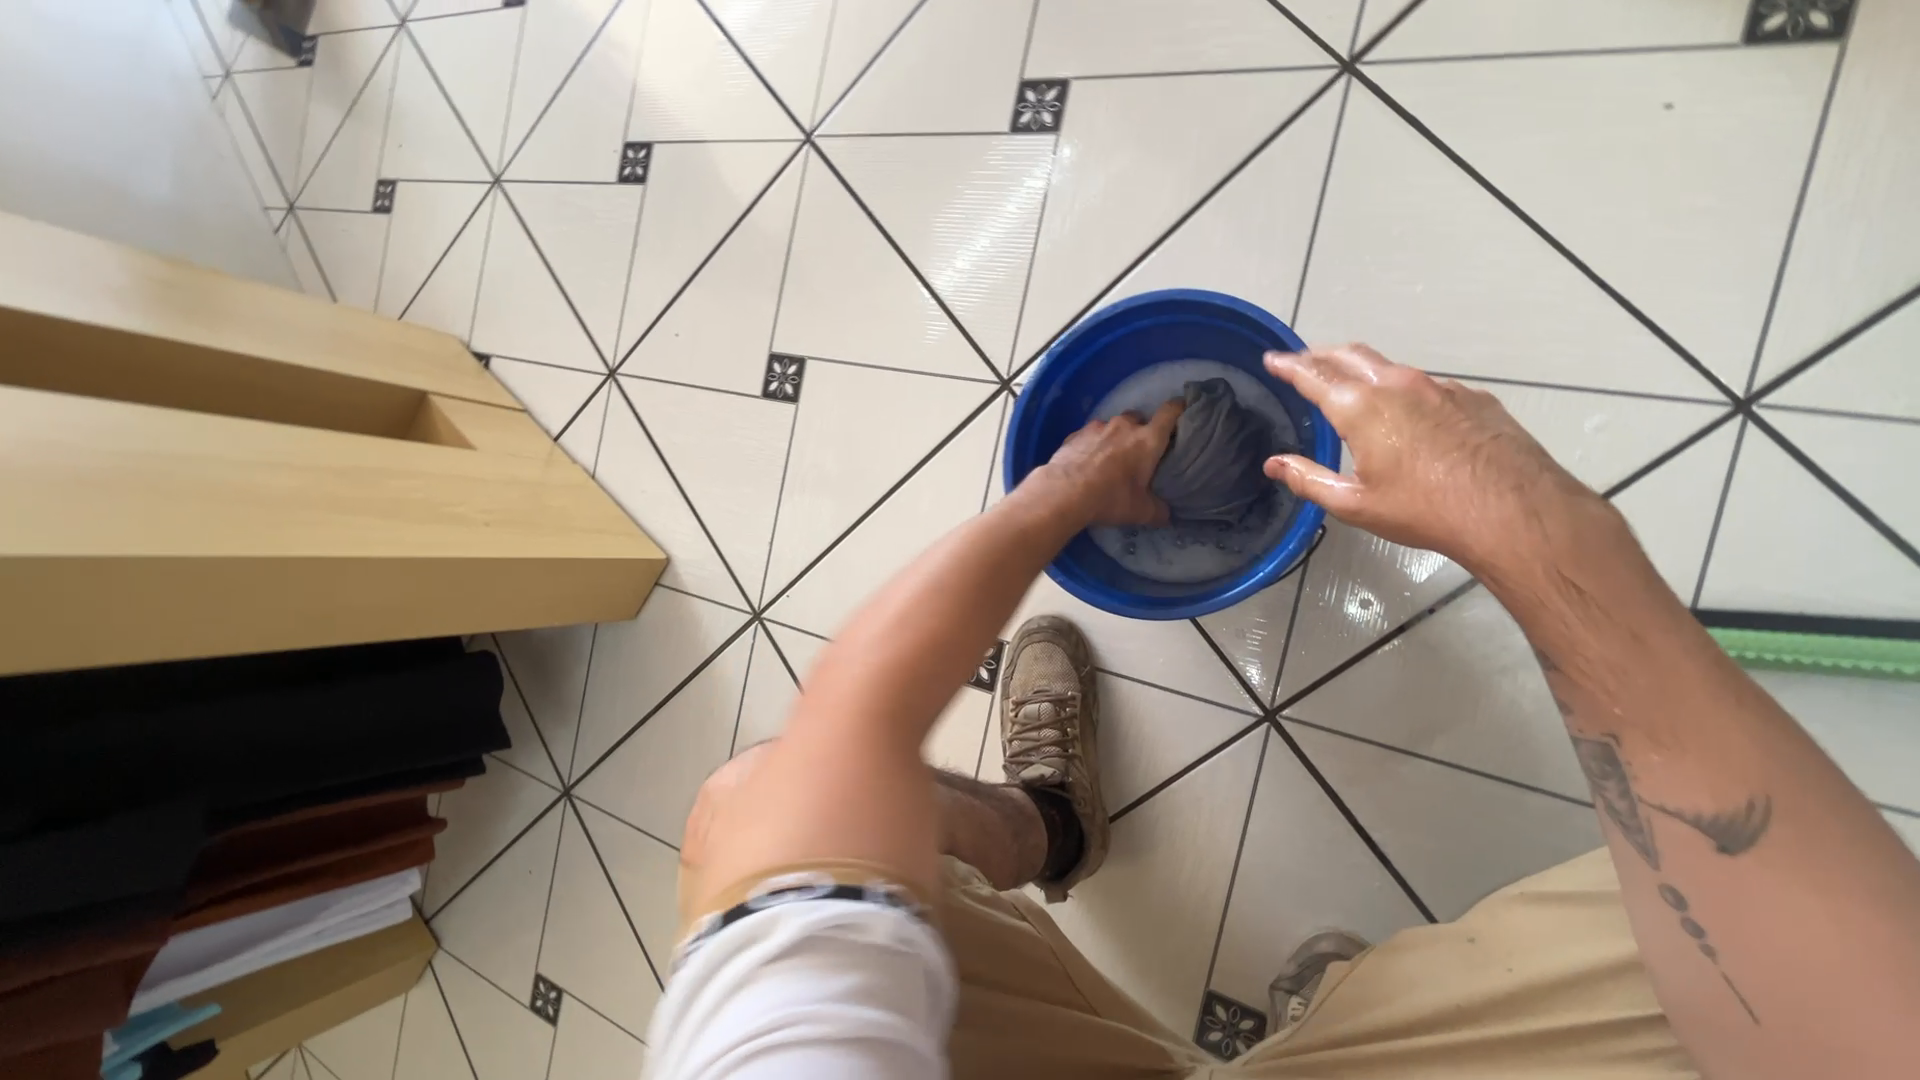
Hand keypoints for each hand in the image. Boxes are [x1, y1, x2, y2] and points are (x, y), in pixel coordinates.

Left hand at [1034, 400, 1184, 526]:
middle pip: (1139, 418)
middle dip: (1141, 430)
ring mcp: (1097, 427)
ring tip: (1109, 458)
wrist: (1063, 493)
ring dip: (1114, 437)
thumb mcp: (1141, 511)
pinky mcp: (1074, 434)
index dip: (1179, 408)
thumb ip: (1158, 511)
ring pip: (1112, 426)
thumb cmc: (1110, 498)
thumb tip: (1167, 515)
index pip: (1170, 412)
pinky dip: (1091, 444)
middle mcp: (1124, 426)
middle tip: (1139, 451)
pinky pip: (1089, 435)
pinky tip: (1086, 462)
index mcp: (1147, 439)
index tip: (1182, 411)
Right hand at [1263, 344, 1598, 572]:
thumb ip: (1308, 480)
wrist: (1514, 510)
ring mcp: (1440, 387)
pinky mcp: (1473, 398)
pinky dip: (1403, 390)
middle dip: (1322, 355)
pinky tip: (1408, 413)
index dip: (1288, 366)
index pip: (1313, 375)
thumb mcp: (1354, 504)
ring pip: (1391, 368)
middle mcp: (1399, 386)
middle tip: (1304, 361)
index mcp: (1361, 409)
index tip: (1272, 359)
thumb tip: (1274, 464)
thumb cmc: (1424, 510)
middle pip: (1351, 356)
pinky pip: (1427, 385)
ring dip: (1363, 370)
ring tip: (1352, 385)